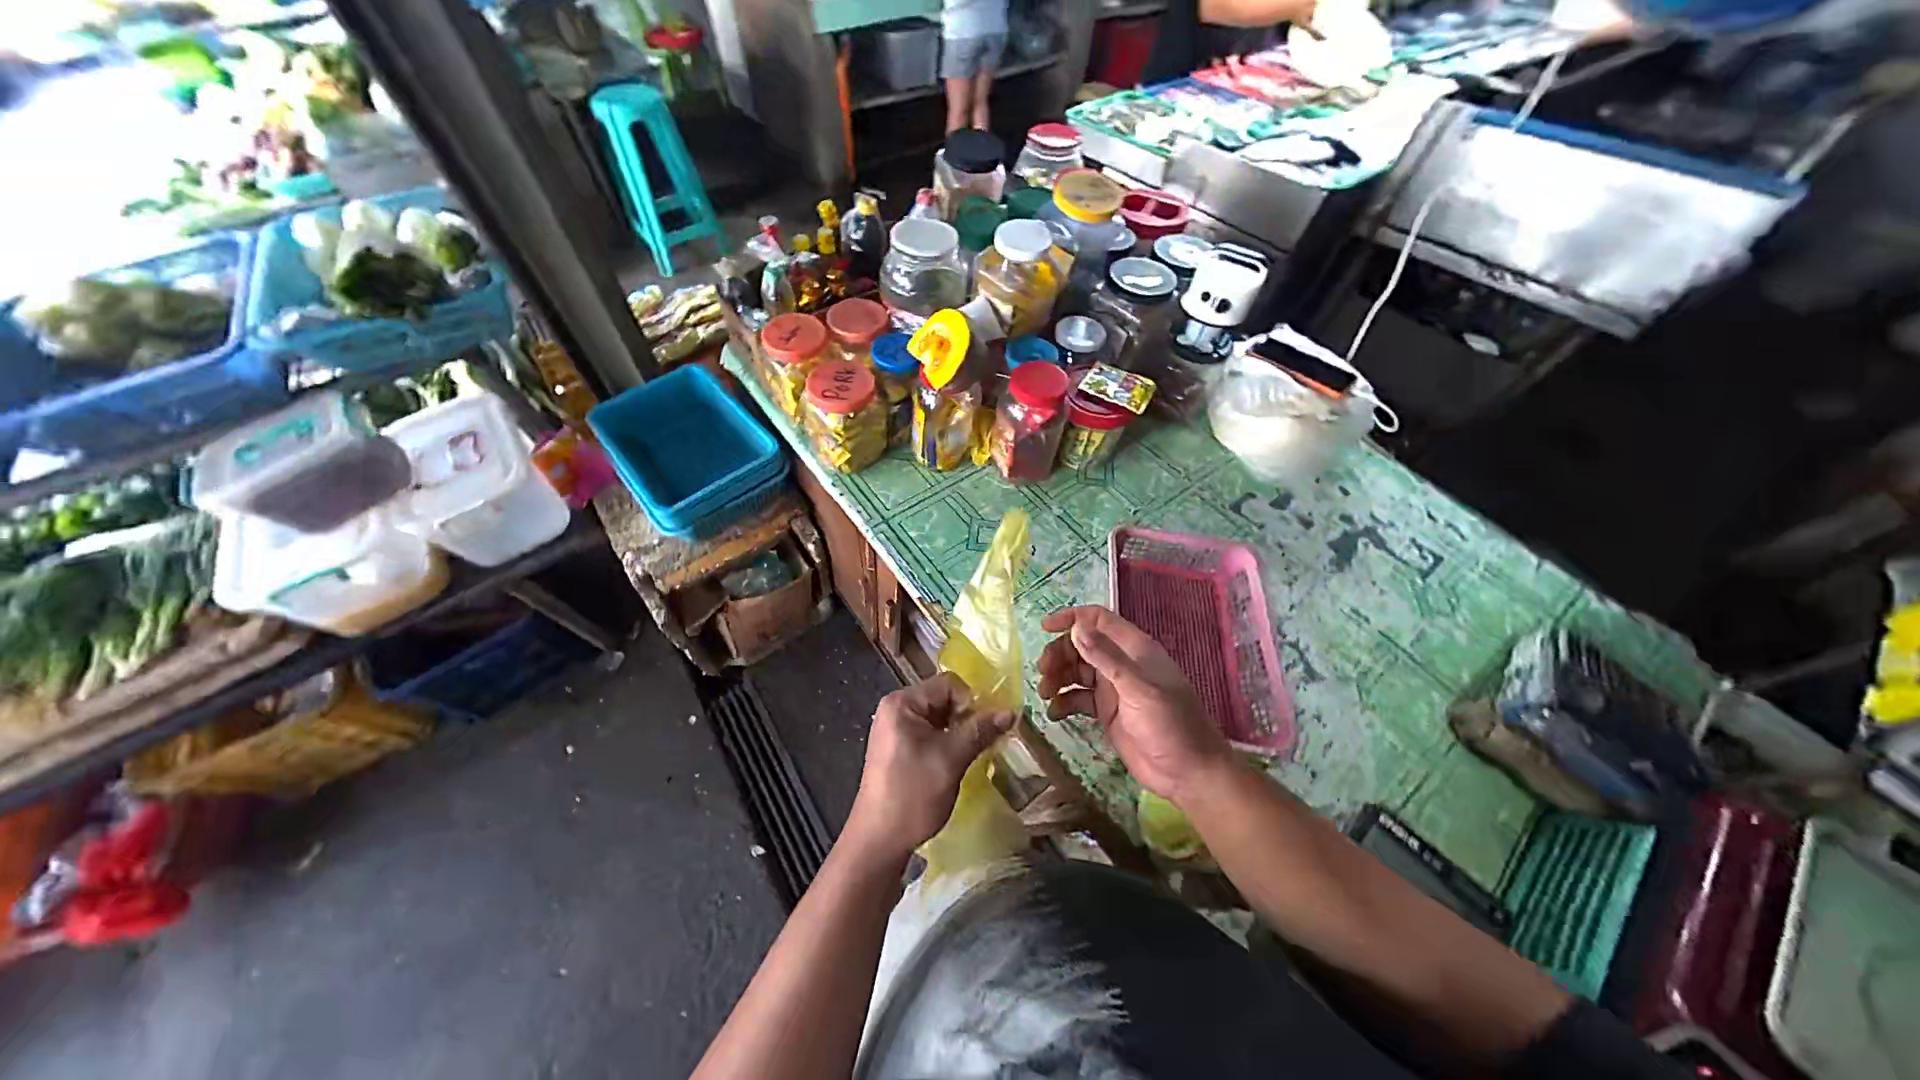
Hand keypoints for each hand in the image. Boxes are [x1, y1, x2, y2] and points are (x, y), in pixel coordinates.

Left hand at [844, 673, 1012, 860]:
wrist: (879, 840)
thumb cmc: (913, 795)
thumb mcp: (951, 759)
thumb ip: (980, 731)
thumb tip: (1010, 712)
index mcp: (902, 703)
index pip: (948, 684)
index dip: (971, 703)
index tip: (983, 731)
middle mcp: (895, 708)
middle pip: (944, 699)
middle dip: (966, 718)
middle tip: (981, 744)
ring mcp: (895, 729)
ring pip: (940, 718)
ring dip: (959, 732)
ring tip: (970, 755)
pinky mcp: (899, 748)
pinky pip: (931, 733)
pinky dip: (948, 743)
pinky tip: (956, 763)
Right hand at [1038, 606, 1236, 803]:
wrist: (1189, 774)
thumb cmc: (1171, 725)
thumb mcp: (1138, 689)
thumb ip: (1106, 658)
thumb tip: (1075, 628)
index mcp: (1134, 649)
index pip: (1098, 620)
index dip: (1071, 619)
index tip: (1044, 628)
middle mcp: (1121, 664)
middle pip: (1081, 645)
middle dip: (1059, 654)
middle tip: (1043, 673)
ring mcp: (1113, 689)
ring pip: (1076, 671)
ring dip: (1057, 678)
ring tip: (1044, 694)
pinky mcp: (1107, 712)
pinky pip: (1078, 699)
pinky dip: (1063, 702)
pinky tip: (1054, 714)